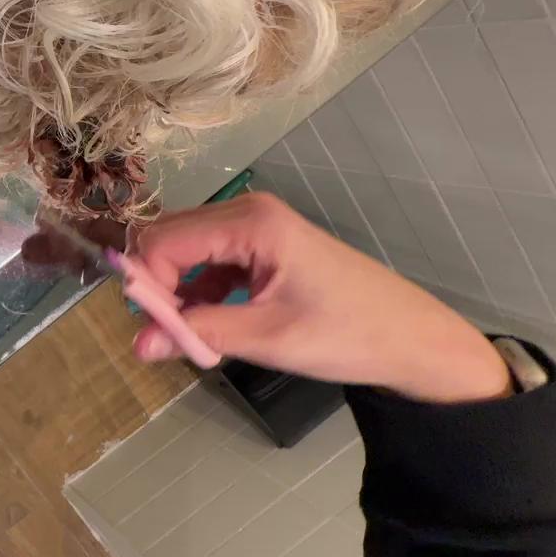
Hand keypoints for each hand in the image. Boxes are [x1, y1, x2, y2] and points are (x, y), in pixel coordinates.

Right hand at [129, 192, 512, 403]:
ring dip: (171, 288)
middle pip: (165, 237)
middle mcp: (245, 210)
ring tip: (186, 329)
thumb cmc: (349, 336)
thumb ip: (196, 333)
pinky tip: (204, 317)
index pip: (162, 241)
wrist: (418, 342)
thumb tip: (137, 346)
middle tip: (166, 330)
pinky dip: (191, 288)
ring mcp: (251, 223)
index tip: (158, 327)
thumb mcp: (267, 339)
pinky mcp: (255, 242)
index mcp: (250, 223)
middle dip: (154, 284)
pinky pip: (200, 256)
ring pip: (178, 247)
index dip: (147, 283)